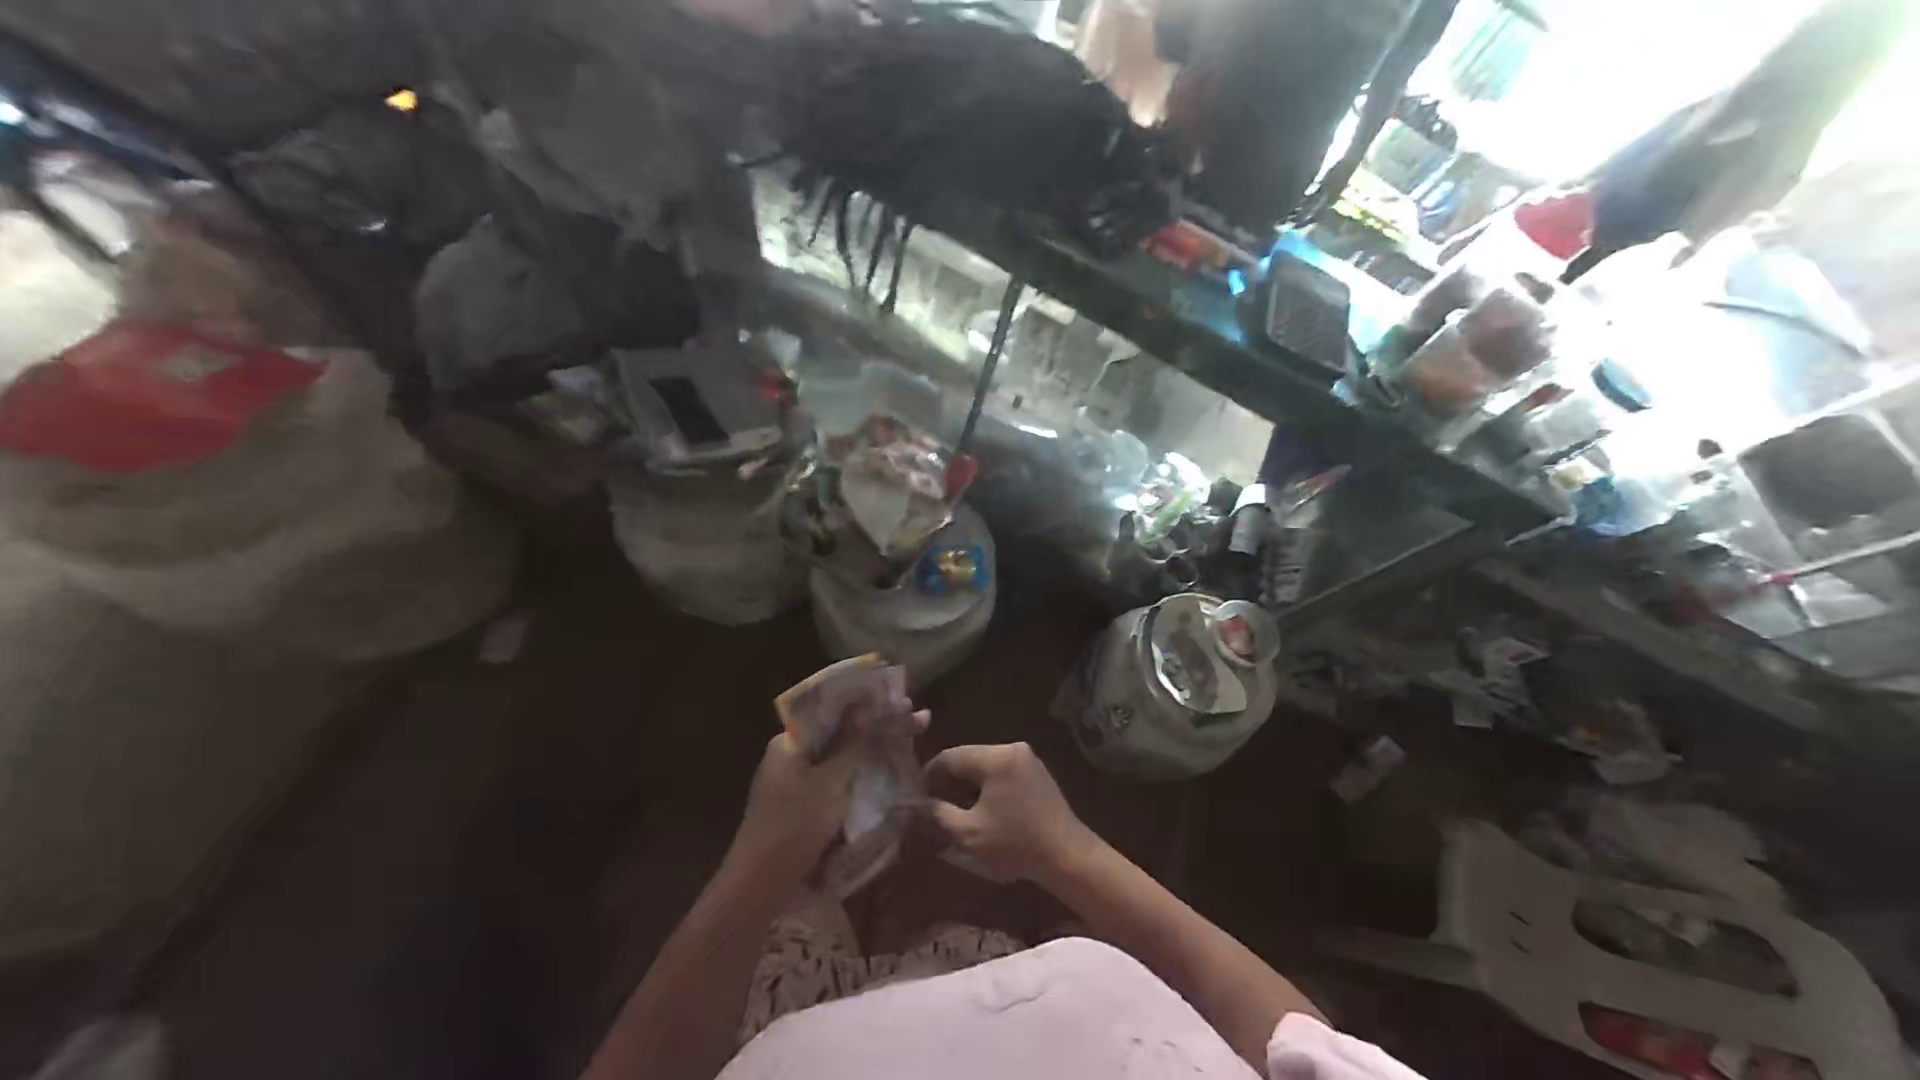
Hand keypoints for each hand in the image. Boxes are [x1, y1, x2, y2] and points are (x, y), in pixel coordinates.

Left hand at [732, 710, 930, 880]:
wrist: (760, 888)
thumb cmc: (794, 828)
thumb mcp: (831, 782)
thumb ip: (856, 744)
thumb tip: (878, 707)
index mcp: (790, 741)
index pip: (833, 707)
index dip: (869, 701)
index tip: (903, 698)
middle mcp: (791, 754)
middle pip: (840, 731)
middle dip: (877, 726)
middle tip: (918, 720)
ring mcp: (796, 781)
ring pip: (841, 756)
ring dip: (872, 750)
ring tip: (911, 741)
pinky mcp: (803, 805)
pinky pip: (837, 779)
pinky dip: (861, 774)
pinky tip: (888, 772)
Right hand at [923, 742, 1102, 883]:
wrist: (1068, 857)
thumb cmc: (1016, 844)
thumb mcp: (969, 833)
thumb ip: (937, 813)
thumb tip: (917, 803)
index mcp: (995, 757)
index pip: (950, 756)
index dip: (929, 775)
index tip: (916, 796)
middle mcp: (1012, 748)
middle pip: (968, 758)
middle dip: (947, 780)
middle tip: (931, 804)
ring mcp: (1027, 759)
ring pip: (984, 766)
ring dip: (966, 784)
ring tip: (952, 809)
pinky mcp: (1036, 773)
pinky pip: (1001, 772)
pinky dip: (985, 787)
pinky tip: (979, 809)